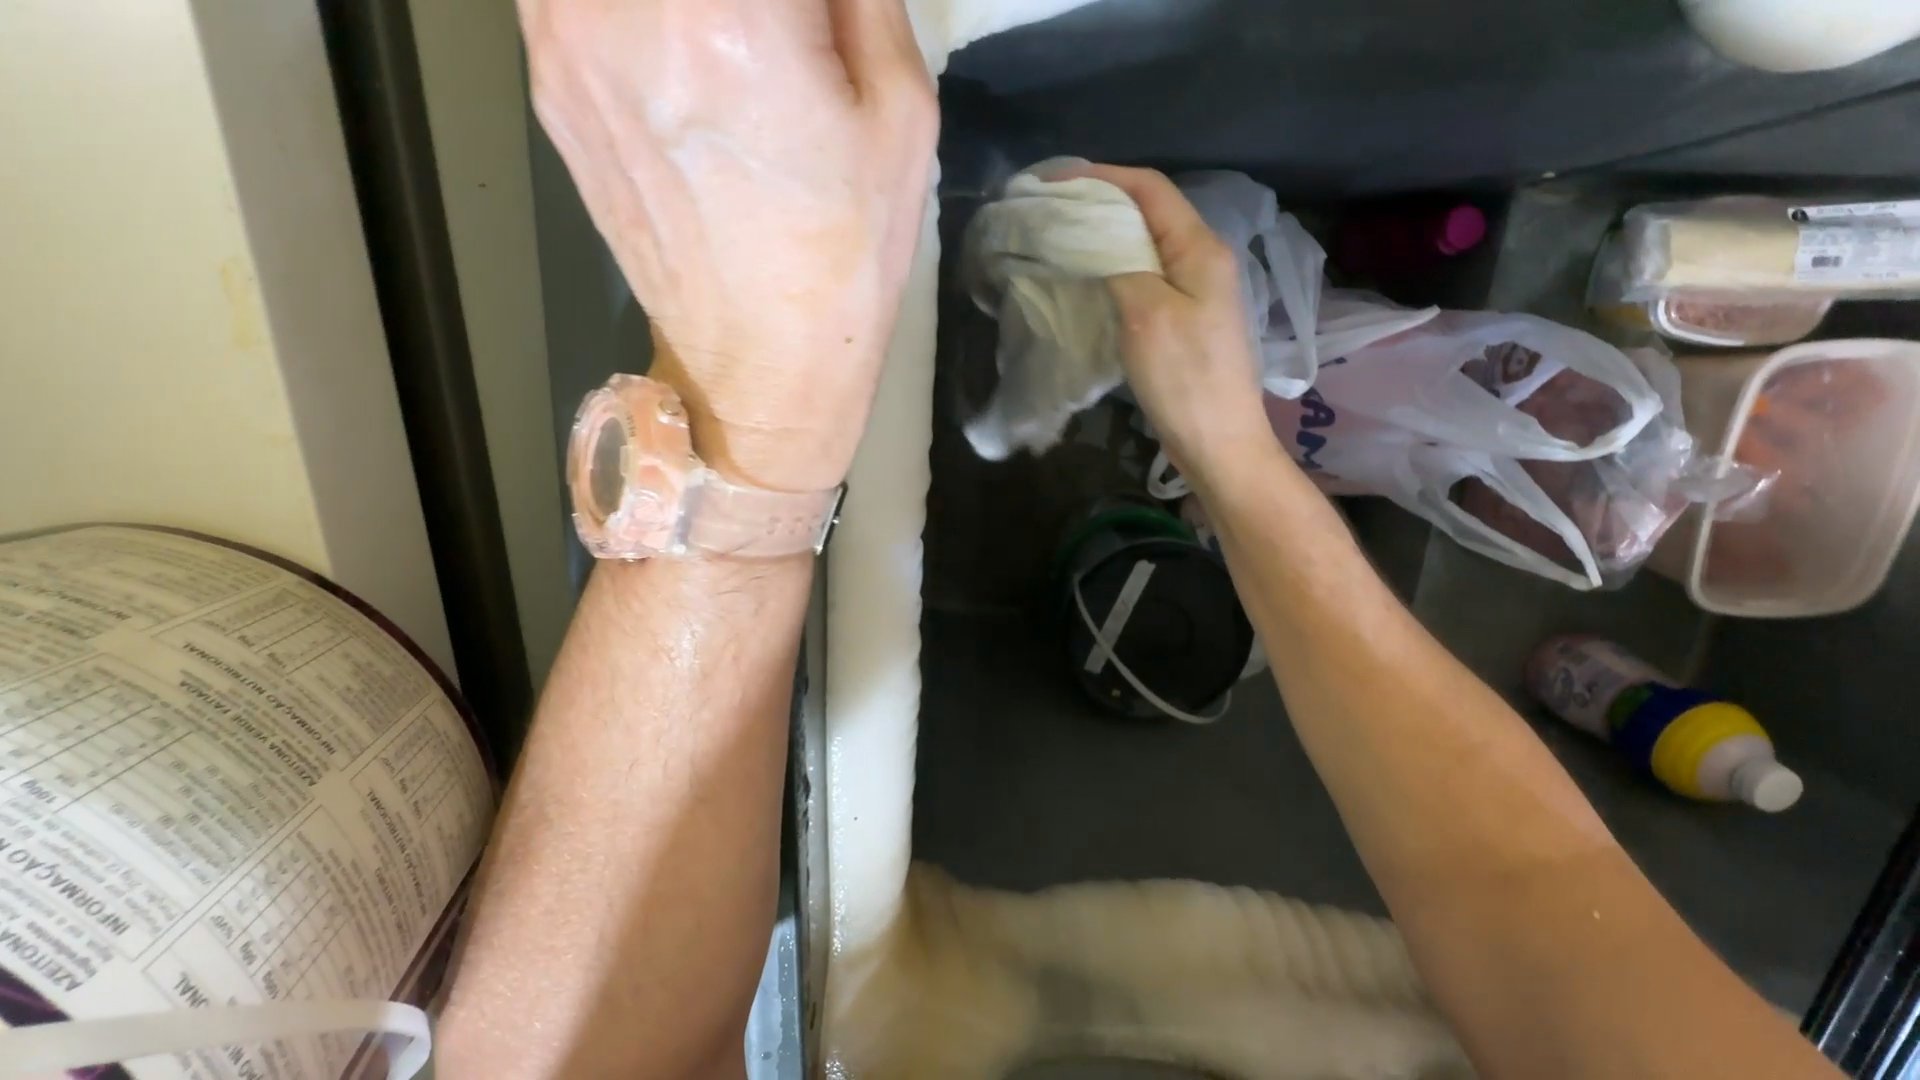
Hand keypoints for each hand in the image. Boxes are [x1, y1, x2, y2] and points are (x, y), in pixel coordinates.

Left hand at [521, 0, 938, 491]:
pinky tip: (677, 46)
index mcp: (728, 14)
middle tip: (784, 31)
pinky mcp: (546, 81)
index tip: (812, 16)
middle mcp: (621, 8)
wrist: (762, 360)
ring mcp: (562, 40)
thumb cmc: (847, 251)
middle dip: (748, 4)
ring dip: (687, 7)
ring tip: (730, 43)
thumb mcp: (901, 111)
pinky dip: (634, 8)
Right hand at [1077, 165, 1272, 481]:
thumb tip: (1090, 237)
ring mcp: (1195, 292)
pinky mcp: (1184, 320)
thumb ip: (1119, 264)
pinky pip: (1144, 277)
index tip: (1050, 182)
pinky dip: (1111, 268)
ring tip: (1058, 238)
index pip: (1149, 189)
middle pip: (1147, 213)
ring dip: (1102, 237)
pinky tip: (1085, 278)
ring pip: (1143, 246)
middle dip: (1097, 204)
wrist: (1218, 443)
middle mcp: (1202, 260)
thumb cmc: (1185, 379)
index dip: (1100, 177)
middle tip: (1047, 209)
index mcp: (1200, 248)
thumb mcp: (1146, 314)